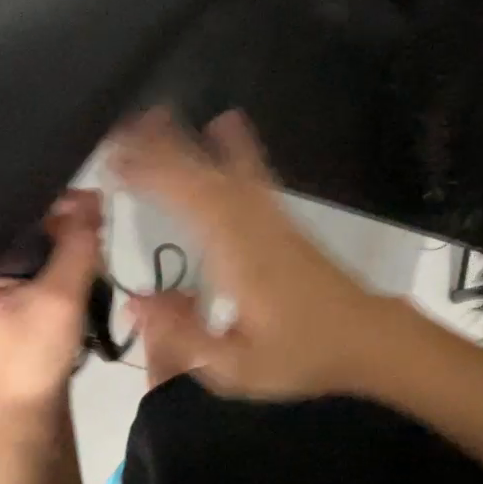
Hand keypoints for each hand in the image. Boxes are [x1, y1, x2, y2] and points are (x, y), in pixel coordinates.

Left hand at [0, 190, 100, 412]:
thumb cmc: (37, 350)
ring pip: (34, 239)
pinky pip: (39, 256)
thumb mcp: (62, 294)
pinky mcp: (12, 289)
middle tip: (97, 215)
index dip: (47, 201)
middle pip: (22, 224)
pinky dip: (64, 250)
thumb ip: (77, 245)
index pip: (6, 214)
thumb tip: (93, 196)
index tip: (83, 199)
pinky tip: (87, 248)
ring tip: (96, 230)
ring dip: (67, 234)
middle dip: (62, 218)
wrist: (35, 403)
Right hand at [109, 109, 400, 399]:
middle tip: (121, 128)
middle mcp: (253, 225)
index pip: (189, 205)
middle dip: (162, 149)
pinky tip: (225, 122)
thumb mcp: (236, 367)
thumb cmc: (300, 354)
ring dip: (189, 142)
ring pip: (225, 169)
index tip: (116, 163)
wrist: (365, 336)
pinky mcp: (283, 218)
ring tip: (155, 116)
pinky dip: (236, 145)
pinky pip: (255, 172)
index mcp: (239, 257)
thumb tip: (133, 301)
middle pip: (203, 177)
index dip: (152, 179)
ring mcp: (272, 217)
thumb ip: (183, 335)